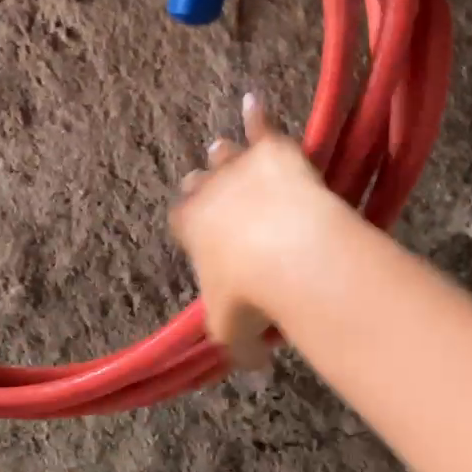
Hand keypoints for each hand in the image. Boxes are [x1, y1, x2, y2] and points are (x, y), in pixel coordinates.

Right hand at [171, 93, 345, 361]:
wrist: (291, 256)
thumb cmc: (253, 296)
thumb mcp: (235, 332)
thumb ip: (240, 350)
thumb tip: (255, 371)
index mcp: (189, 229)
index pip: (180, 217)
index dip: (188, 219)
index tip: (198, 223)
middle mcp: (205, 194)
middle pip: (198, 182)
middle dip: (203, 184)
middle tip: (209, 185)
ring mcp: (238, 170)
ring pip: (225, 155)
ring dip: (225, 154)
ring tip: (224, 147)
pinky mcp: (272, 153)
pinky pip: (261, 127)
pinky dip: (257, 113)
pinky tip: (254, 99)